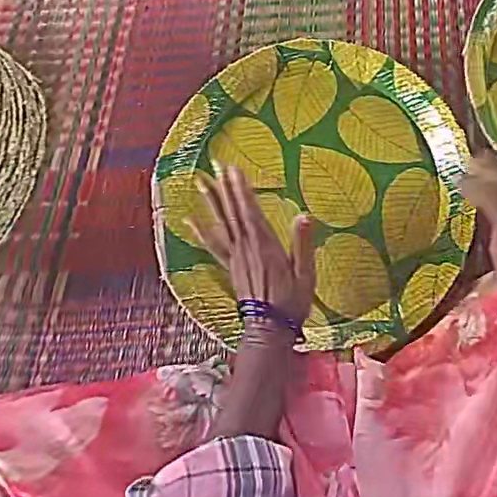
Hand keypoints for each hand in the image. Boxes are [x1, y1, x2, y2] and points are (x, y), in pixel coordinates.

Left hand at [193, 166, 316, 324]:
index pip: (251, 211)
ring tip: (201, 183)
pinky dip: (201, 231)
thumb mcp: (305, 274)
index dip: (241, 190)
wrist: (269, 329)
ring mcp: (236, 257)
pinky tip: (191, 221)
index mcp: (265, 245)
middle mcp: (246, 247)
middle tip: (216, 166)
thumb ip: (303, 244)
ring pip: (221, 224)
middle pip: (233, 213)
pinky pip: (213, 245)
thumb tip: (303, 216)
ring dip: (212, 202)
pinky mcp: (230, 266)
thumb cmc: (291, 301)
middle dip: (225, 188)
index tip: (234, 170)